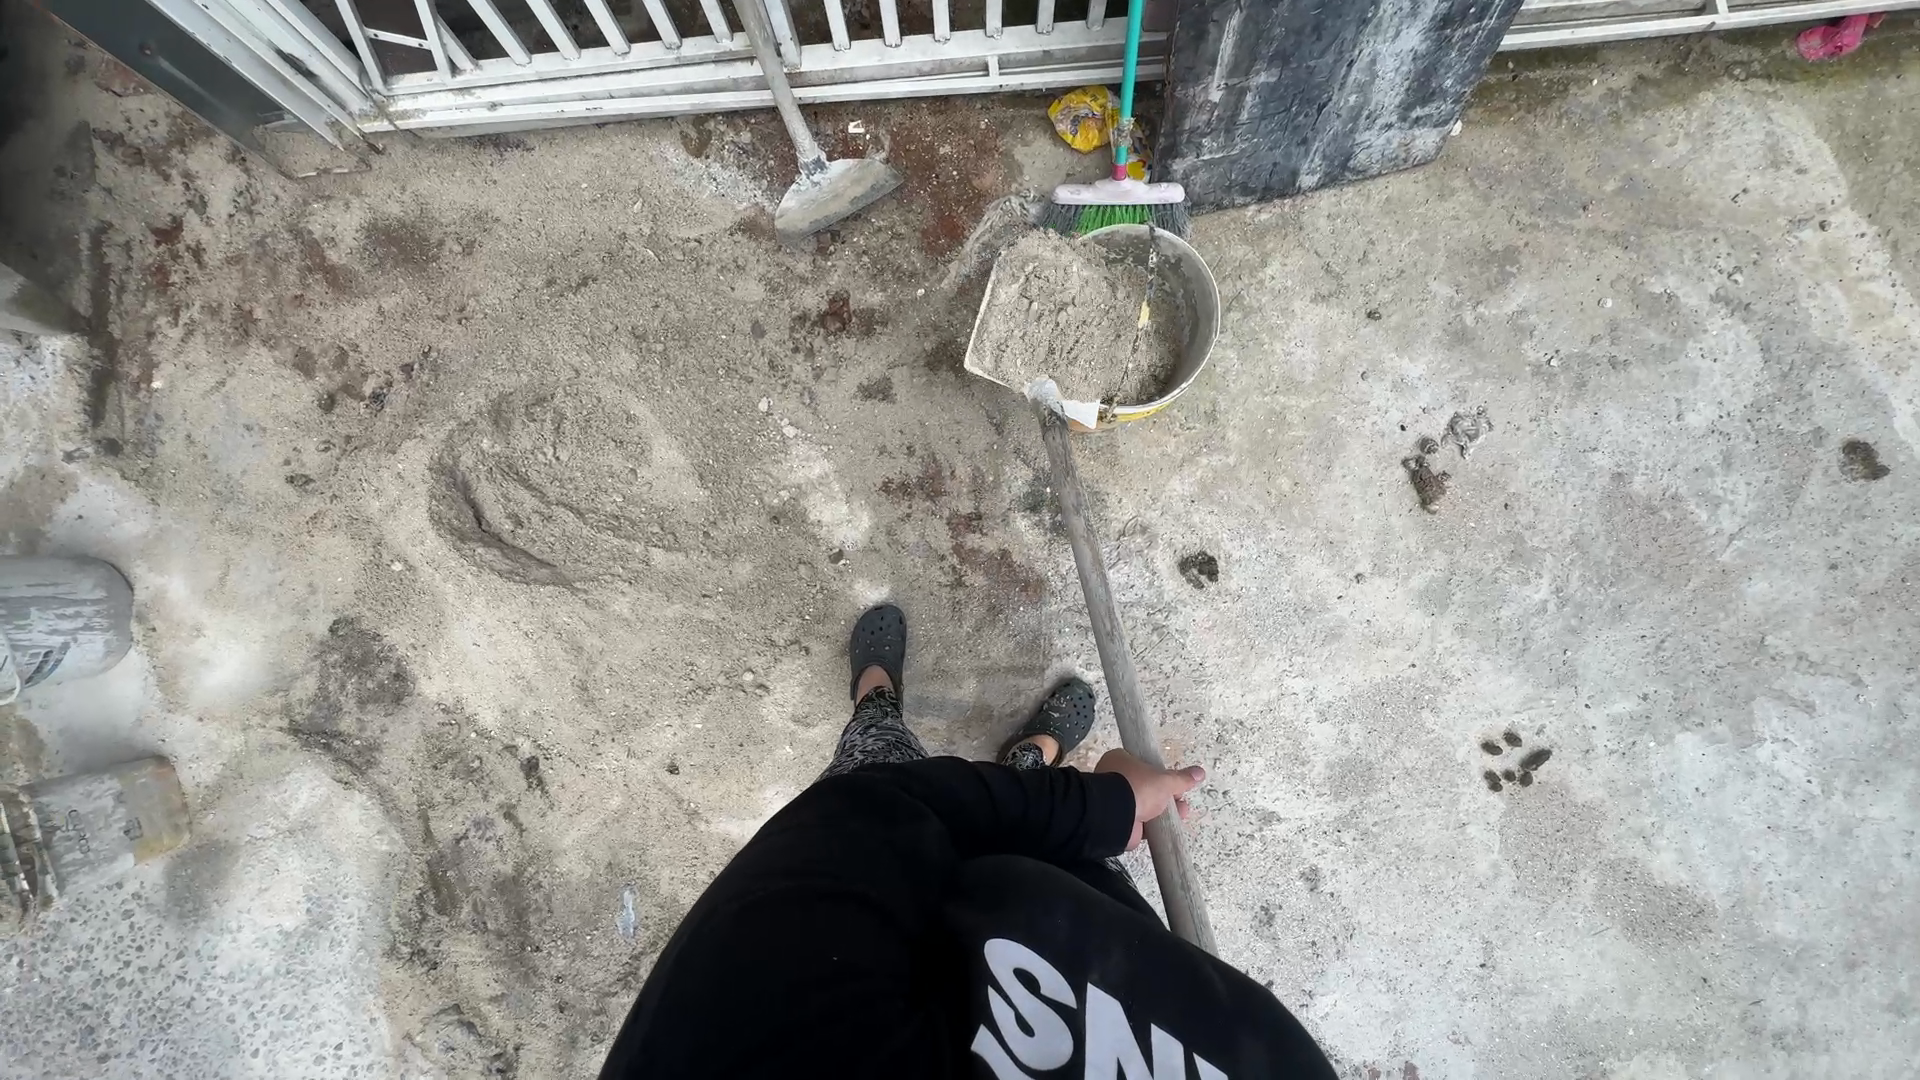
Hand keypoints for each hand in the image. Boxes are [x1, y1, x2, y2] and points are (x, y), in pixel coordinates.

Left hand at [1094, 749, 1205, 850]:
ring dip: (1163, 812)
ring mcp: (1116, 800)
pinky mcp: (1119, 819)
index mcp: (1120, 759)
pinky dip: (1153, 825)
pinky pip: (1140, 822)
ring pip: (1144, 805)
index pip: (1145, 765)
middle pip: (1147, 787)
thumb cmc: (1137, 786)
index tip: (1176, 784)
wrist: (1116, 815)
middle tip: (1181, 802)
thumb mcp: (1165, 780)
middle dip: (1167, 796)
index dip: (1162, 775)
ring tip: (1181, 815)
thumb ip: (1181, 779)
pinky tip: (1166, 827)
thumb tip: (1199, 772)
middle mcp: (1115, 777)